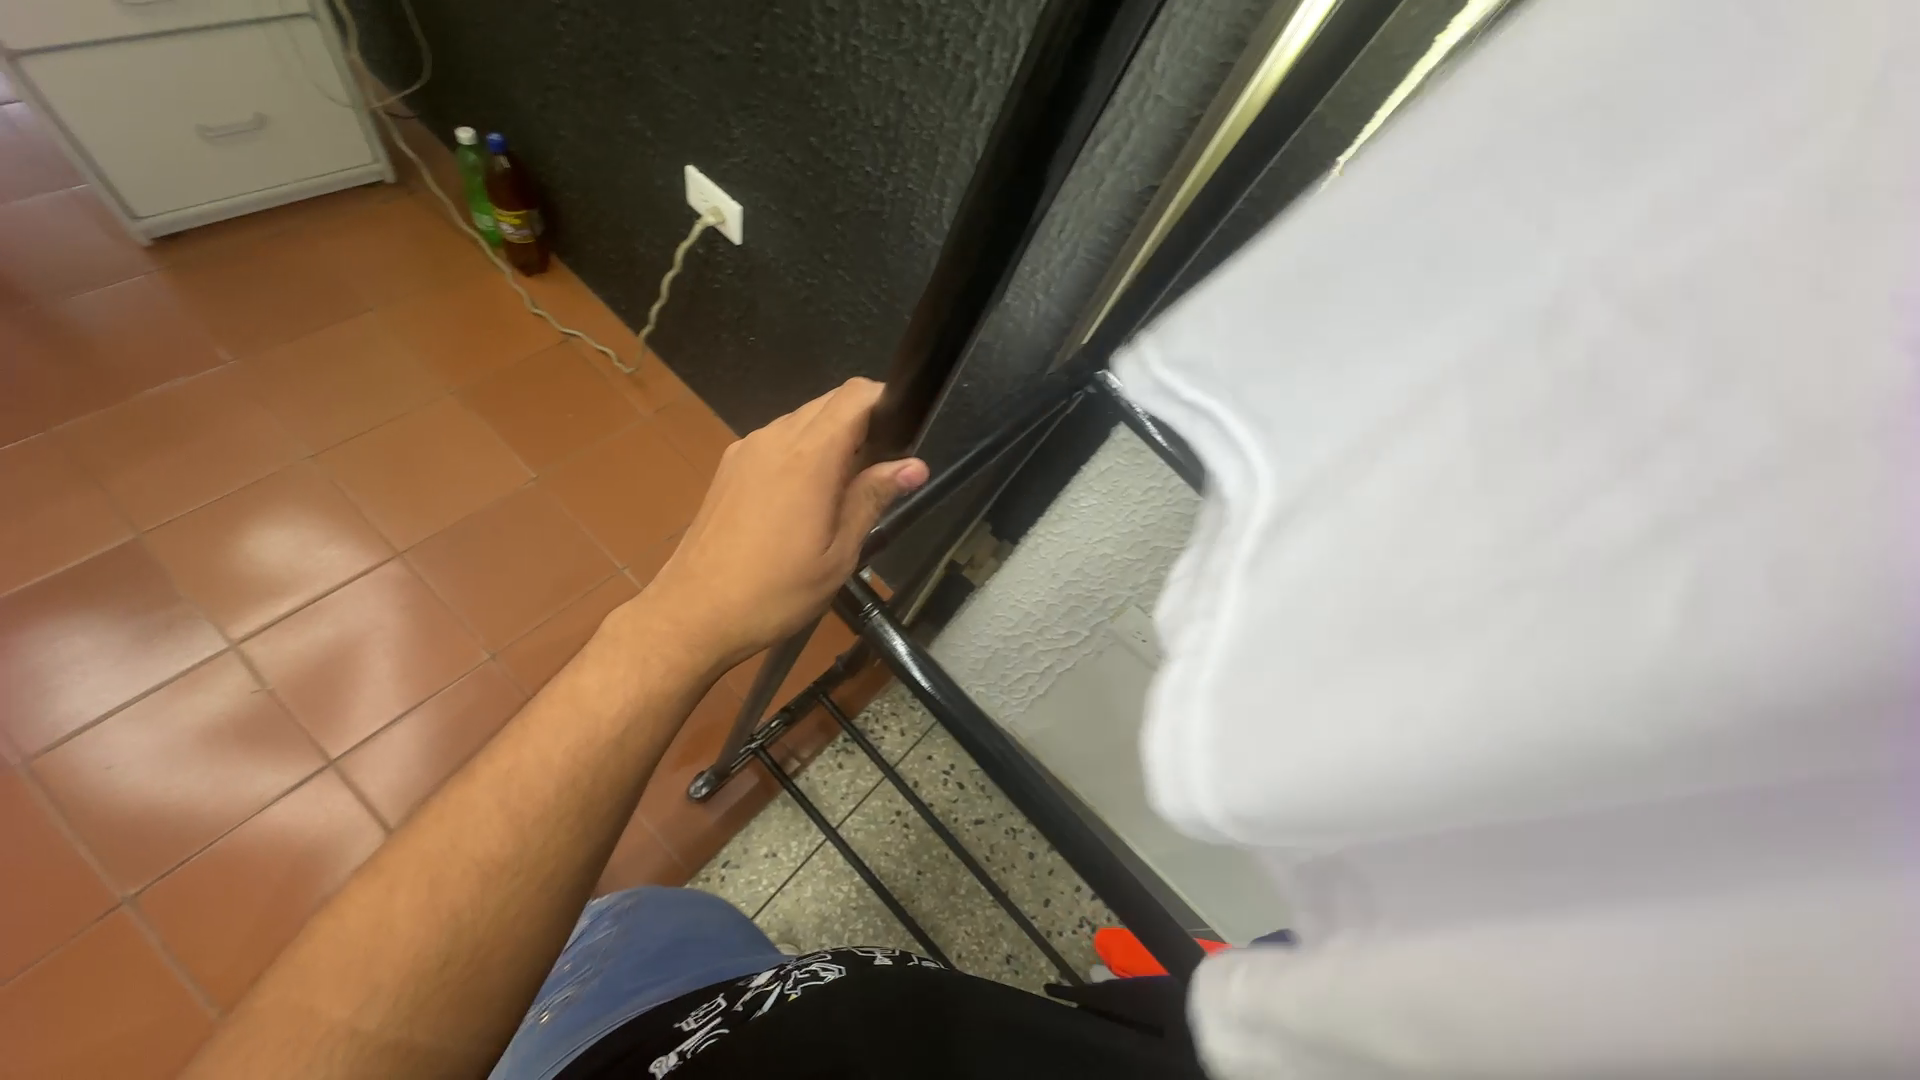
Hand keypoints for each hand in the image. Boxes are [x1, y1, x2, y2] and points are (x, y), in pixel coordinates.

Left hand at [637, 378, 927, 669]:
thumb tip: (915, 465)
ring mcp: (746, 450)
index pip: (855, 395)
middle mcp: (775, 438)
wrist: (693, 613)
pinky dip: (801, 453)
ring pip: (802, 421)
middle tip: (879, 474)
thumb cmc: (775, 591)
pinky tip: (804, 500)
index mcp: (808, 456)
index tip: (903, 437)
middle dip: (861, 424)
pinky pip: (777, 441)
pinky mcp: (729, 467)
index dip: (885, 402)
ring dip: (830, 440)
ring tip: (843, 493)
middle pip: (829, 403)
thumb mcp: (838, 554)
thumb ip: (873, 498)